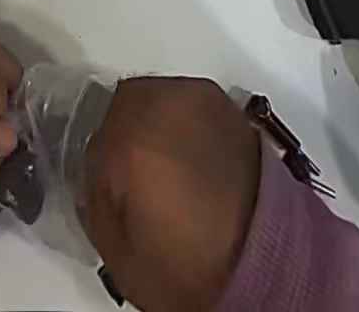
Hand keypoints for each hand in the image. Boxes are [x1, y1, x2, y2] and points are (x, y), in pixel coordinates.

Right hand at [81, 77, 262, 311]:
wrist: (267, 252)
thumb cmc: (194, 263)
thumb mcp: (121, 255)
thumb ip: (96, 204)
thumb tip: (95, 179)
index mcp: (130, 143)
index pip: (92, 144)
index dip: (99, 171)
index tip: (109, 190)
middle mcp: (161, 105)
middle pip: (118, 107)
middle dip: (121, 136)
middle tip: (134, 173)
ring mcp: (193, 95)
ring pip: (150, 96)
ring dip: (148, 121)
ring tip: (164, 162)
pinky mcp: (219, 96)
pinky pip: (180, 97)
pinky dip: (176, 115)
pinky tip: (185, 150)